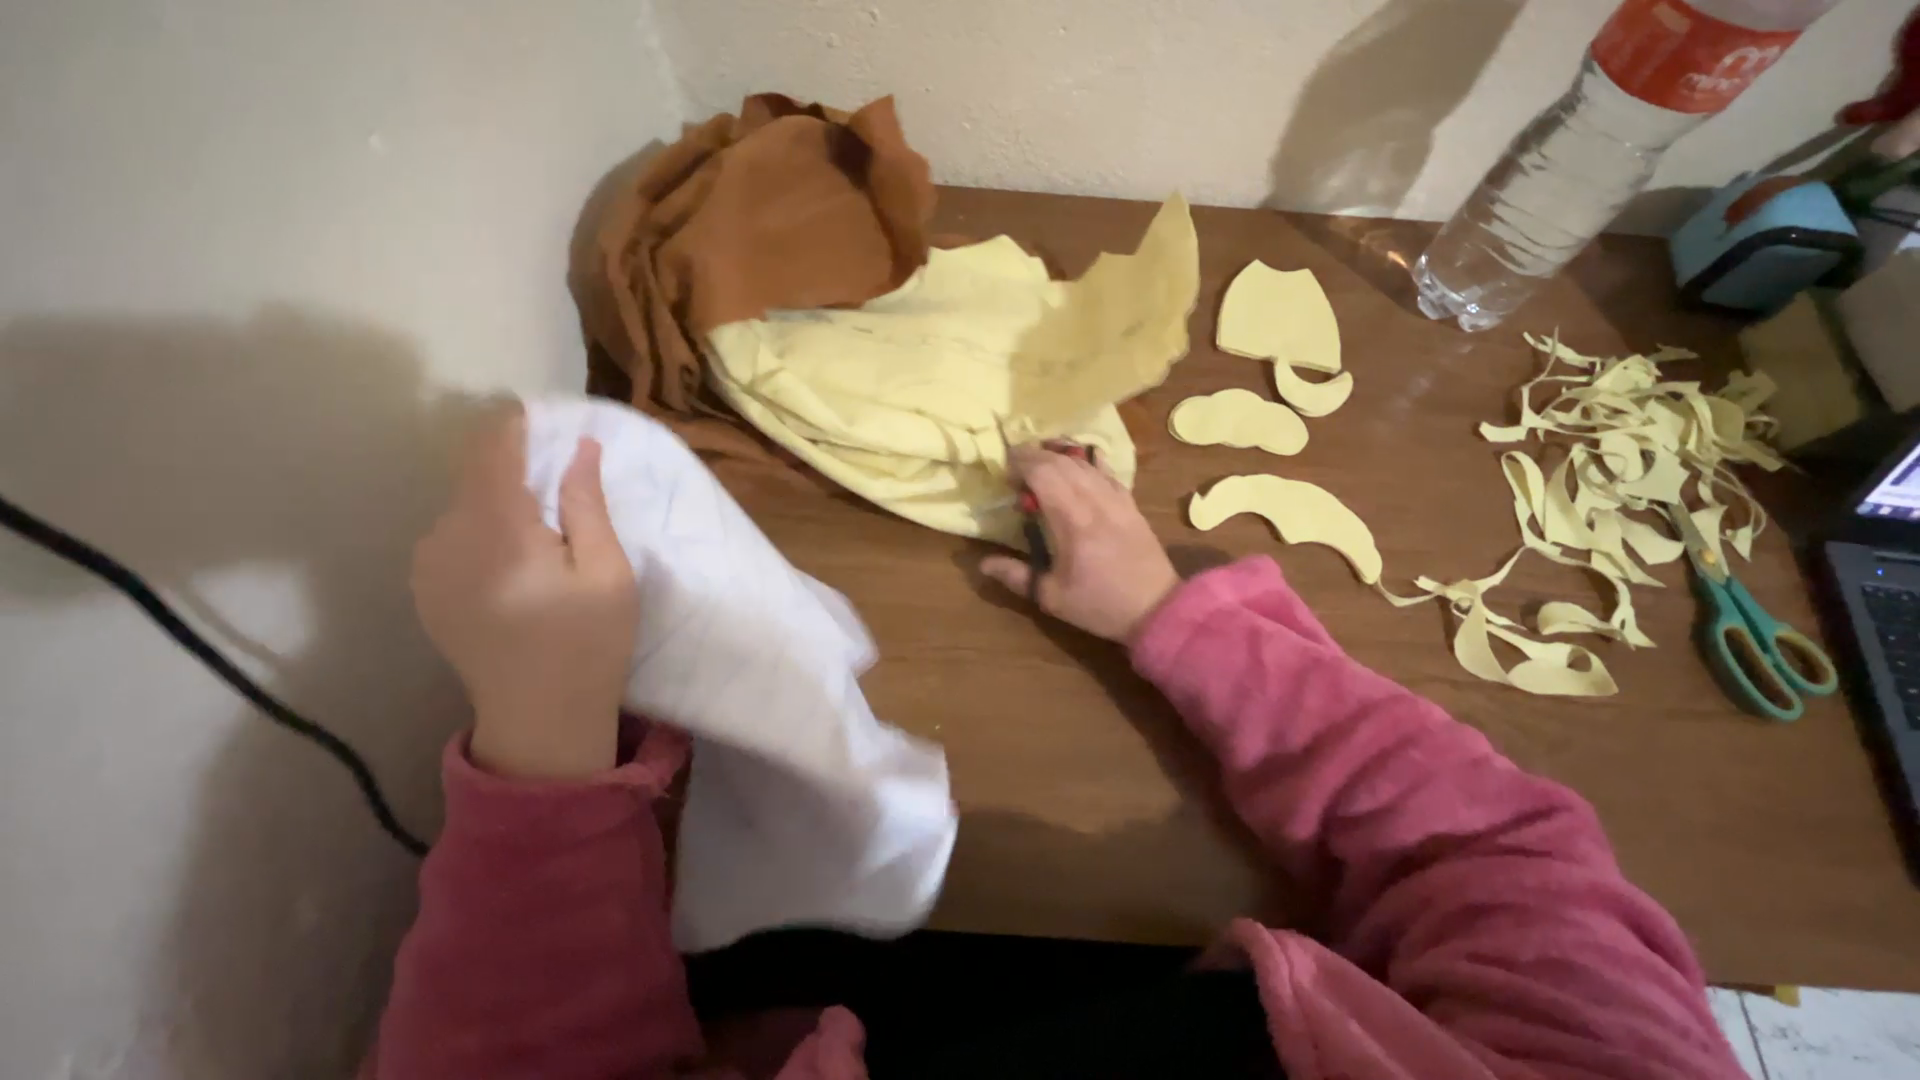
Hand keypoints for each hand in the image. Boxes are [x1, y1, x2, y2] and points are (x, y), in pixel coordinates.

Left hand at [411, 404, 637, 780]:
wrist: (538, 718)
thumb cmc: (587, 642)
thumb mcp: (608, 572)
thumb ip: (587, 504)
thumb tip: (580, 447)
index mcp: (498, 530)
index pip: (492, 449)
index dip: (514, 422)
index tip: (542, 414)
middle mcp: (447, 538)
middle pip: (474, 474)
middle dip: (514, 465)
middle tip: (559, 481)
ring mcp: (428, 565)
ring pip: (463, 504)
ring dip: (498, 500)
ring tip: (541, 532)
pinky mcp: (425, 587)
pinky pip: (451, 534)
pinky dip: (482, 528)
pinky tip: (514, 562)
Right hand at [981, 444, 1180, 642]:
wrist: (1156, 609)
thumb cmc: (1100, 606)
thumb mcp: (1053, 598)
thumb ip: (1016, 576)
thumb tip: (983, 564)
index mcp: (1073, 523)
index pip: (1045, 474)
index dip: (1022, 464)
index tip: (1005, 470)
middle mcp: (1096, 502)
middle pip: (1062, 462)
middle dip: (1035, 455)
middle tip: (1015, 462)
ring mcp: (1117, 499)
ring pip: (1084, 463)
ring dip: (1058, 456)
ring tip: (1040, 461)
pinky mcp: (1130, 503)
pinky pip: (1106, 471)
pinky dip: (1086, 463)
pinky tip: (1076, 465)